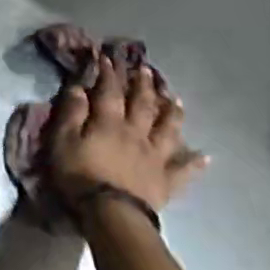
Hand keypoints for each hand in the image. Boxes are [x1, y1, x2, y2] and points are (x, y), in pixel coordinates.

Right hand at [46, 58, 205, 215]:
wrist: (111, 212)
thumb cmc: (79, 173)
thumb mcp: (63, 140)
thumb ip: (72, 113)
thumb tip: (78, 88)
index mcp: (110, 123)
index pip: (109, 92)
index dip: (108, 73)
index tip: (108, 57)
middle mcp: (137, 133)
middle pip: (143, 105)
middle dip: (143, 85)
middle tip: (145, 69)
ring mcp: (156, 156)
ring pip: (169, 129)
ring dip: (172, 113)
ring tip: (176, 99)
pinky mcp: (166, 179)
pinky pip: (184, 169)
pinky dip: (195, 161)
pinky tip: (205, 156)